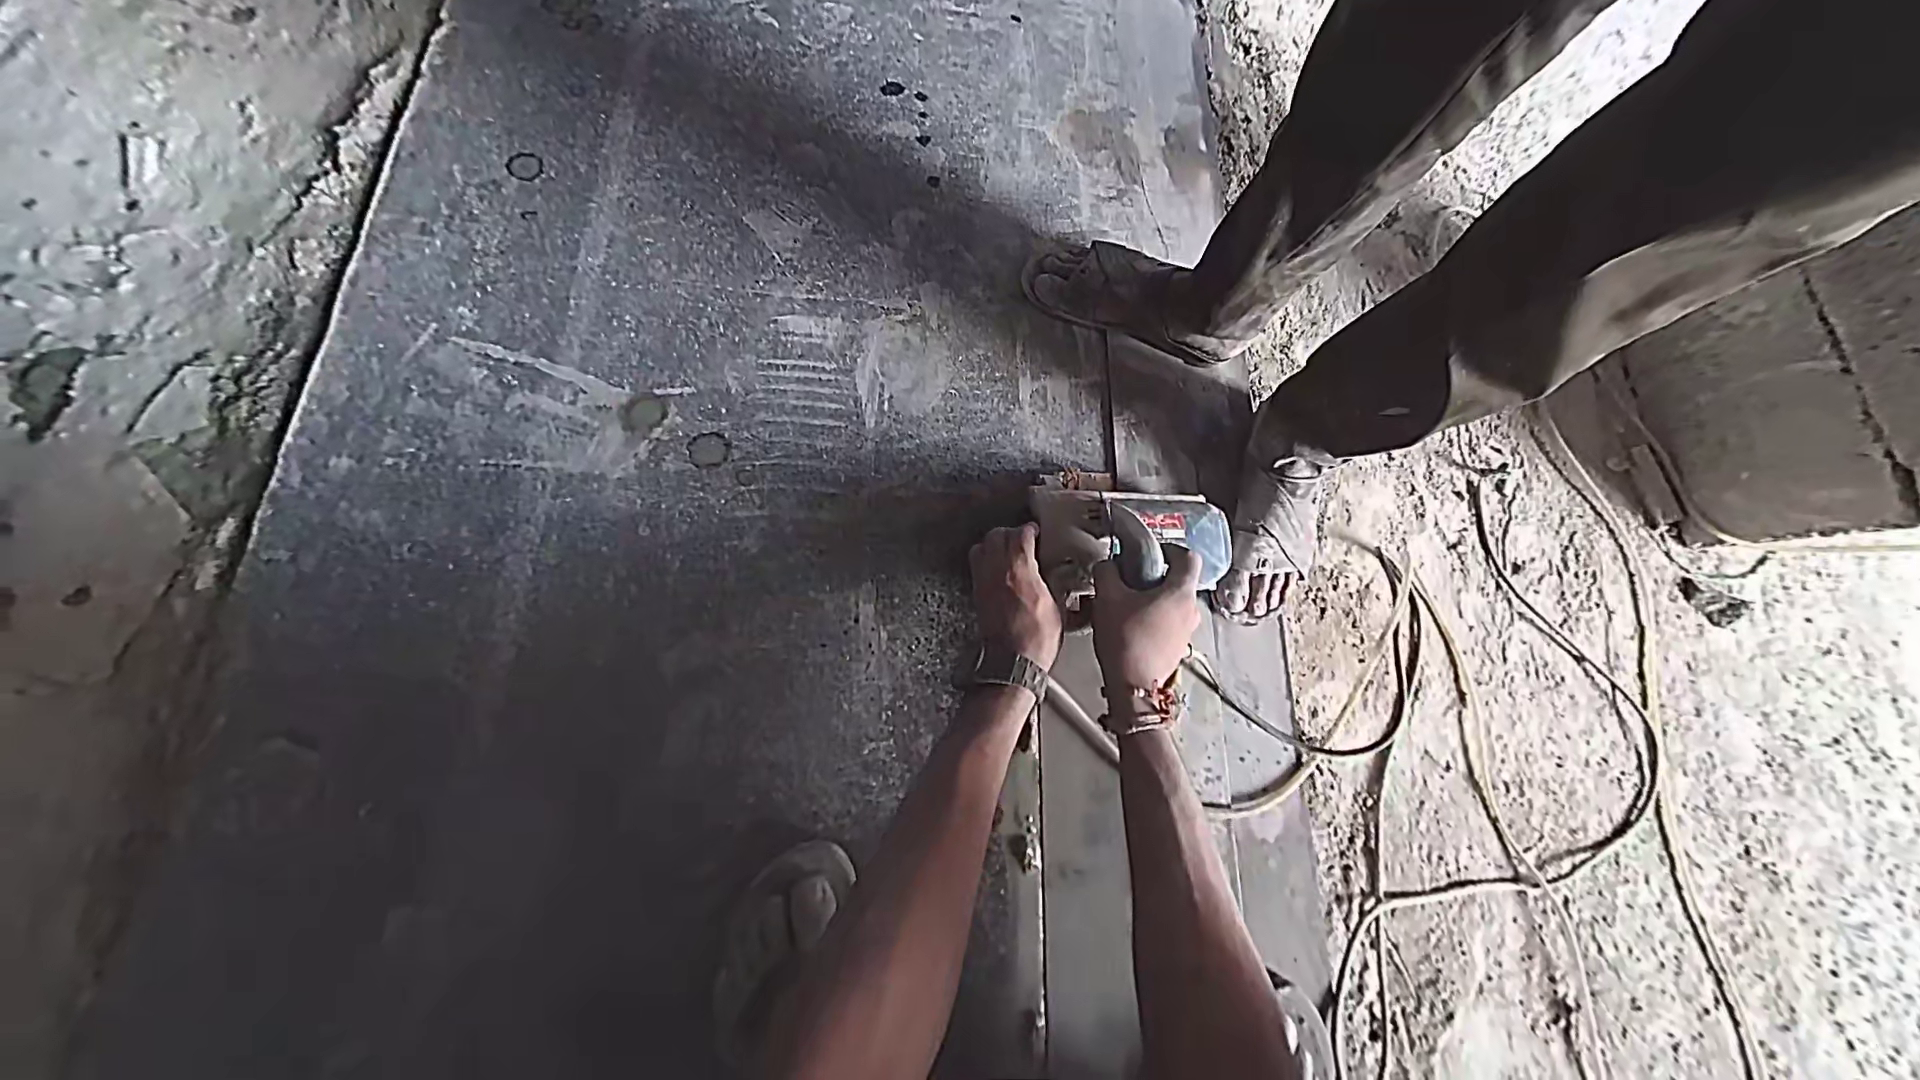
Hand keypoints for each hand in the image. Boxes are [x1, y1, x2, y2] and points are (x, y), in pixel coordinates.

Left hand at [969, 523, 1062, 670]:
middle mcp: (997, 572)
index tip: (1036, 532)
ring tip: (1007, 550)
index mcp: (1020, 571)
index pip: (1020, 534)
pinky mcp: (977, 594)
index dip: (1030, 530)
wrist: (1012, 663)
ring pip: (981, 547)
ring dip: (993, 544)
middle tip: (1022, 538)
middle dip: (1010, 533)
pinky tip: (998, 570)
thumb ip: (1057, 584)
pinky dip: (985, 560)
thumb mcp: (1058, 608)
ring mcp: (983, 582)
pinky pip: (976, 565)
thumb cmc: (1035, 640)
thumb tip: (1060, 574)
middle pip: (996, 535)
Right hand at [1091, 546, 1200, 694]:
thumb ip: (1106, 571)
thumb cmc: (1125, 639)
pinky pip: (1169, 622)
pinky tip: (1130, 625)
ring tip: (1126, 605)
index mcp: (1181, 592)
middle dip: (1155, 576)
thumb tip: (1108, 564)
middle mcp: (1192, 610)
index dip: (1168, 548)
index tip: (1148, 552)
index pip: (1188, 556)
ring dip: (1153, 598)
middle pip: (1179, 580)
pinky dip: (1154, 618)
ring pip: (1173, 603)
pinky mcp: (1178, 647)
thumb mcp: (1107, 596)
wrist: (1132, 686)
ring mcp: (1188, 631)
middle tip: (1130, 579)